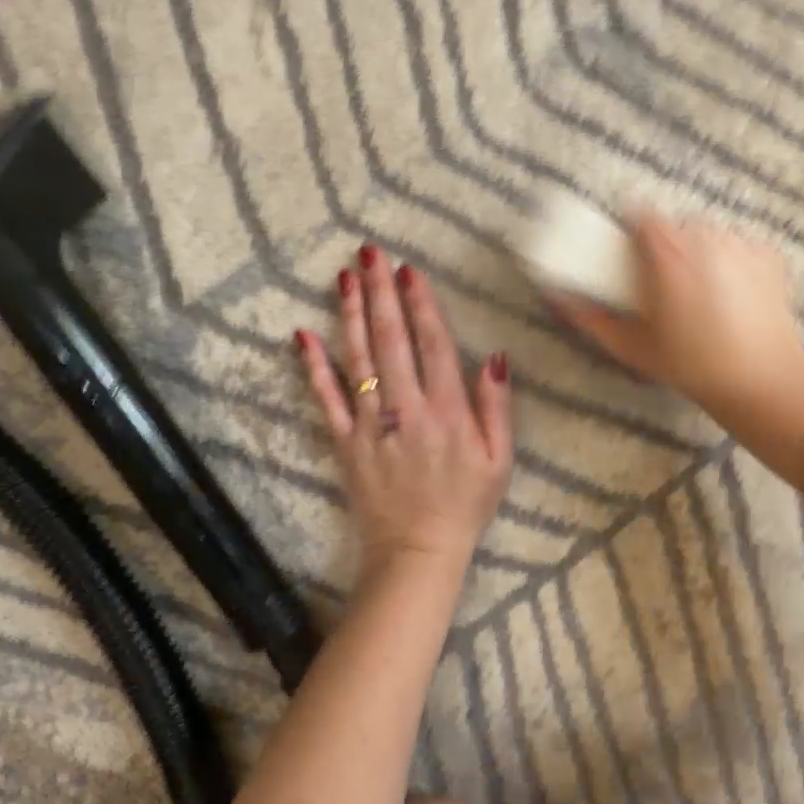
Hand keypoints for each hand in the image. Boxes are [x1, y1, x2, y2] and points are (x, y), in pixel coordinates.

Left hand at [297, 247, 512, 580]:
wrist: (418, 549)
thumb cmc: (466, 505)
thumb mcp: (500, 460)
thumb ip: (497, 407)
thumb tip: (496, 357)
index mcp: (448, 411)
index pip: (434, 345)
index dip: (421, 305)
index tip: (409, 270)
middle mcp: (407, 409)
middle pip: (391, 341)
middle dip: (381, 294)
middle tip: (369, 254)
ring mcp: (371, 425)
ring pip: (358, 359)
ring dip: (351, 315)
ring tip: (344, 277)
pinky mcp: (345, 443)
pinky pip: (326, 399)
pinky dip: (313, 366)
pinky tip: (302, 334)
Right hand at [551, 211, 803, 416]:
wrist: (760, 382)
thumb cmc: (692, 367)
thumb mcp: (631, 347)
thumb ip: (588, 317)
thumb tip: (558, 296)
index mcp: (667, 252)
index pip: (638, 213)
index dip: (631, 233)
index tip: (631, 257)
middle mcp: (706, 237)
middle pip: (674, 225)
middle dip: (667, 250)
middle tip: (666, 289)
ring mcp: (742, 244)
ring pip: (709, 235)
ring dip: (700, 256)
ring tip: (702, 299)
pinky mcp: (769, 256)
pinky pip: (740, 248)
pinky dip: (733, 266)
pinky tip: (732, 300)